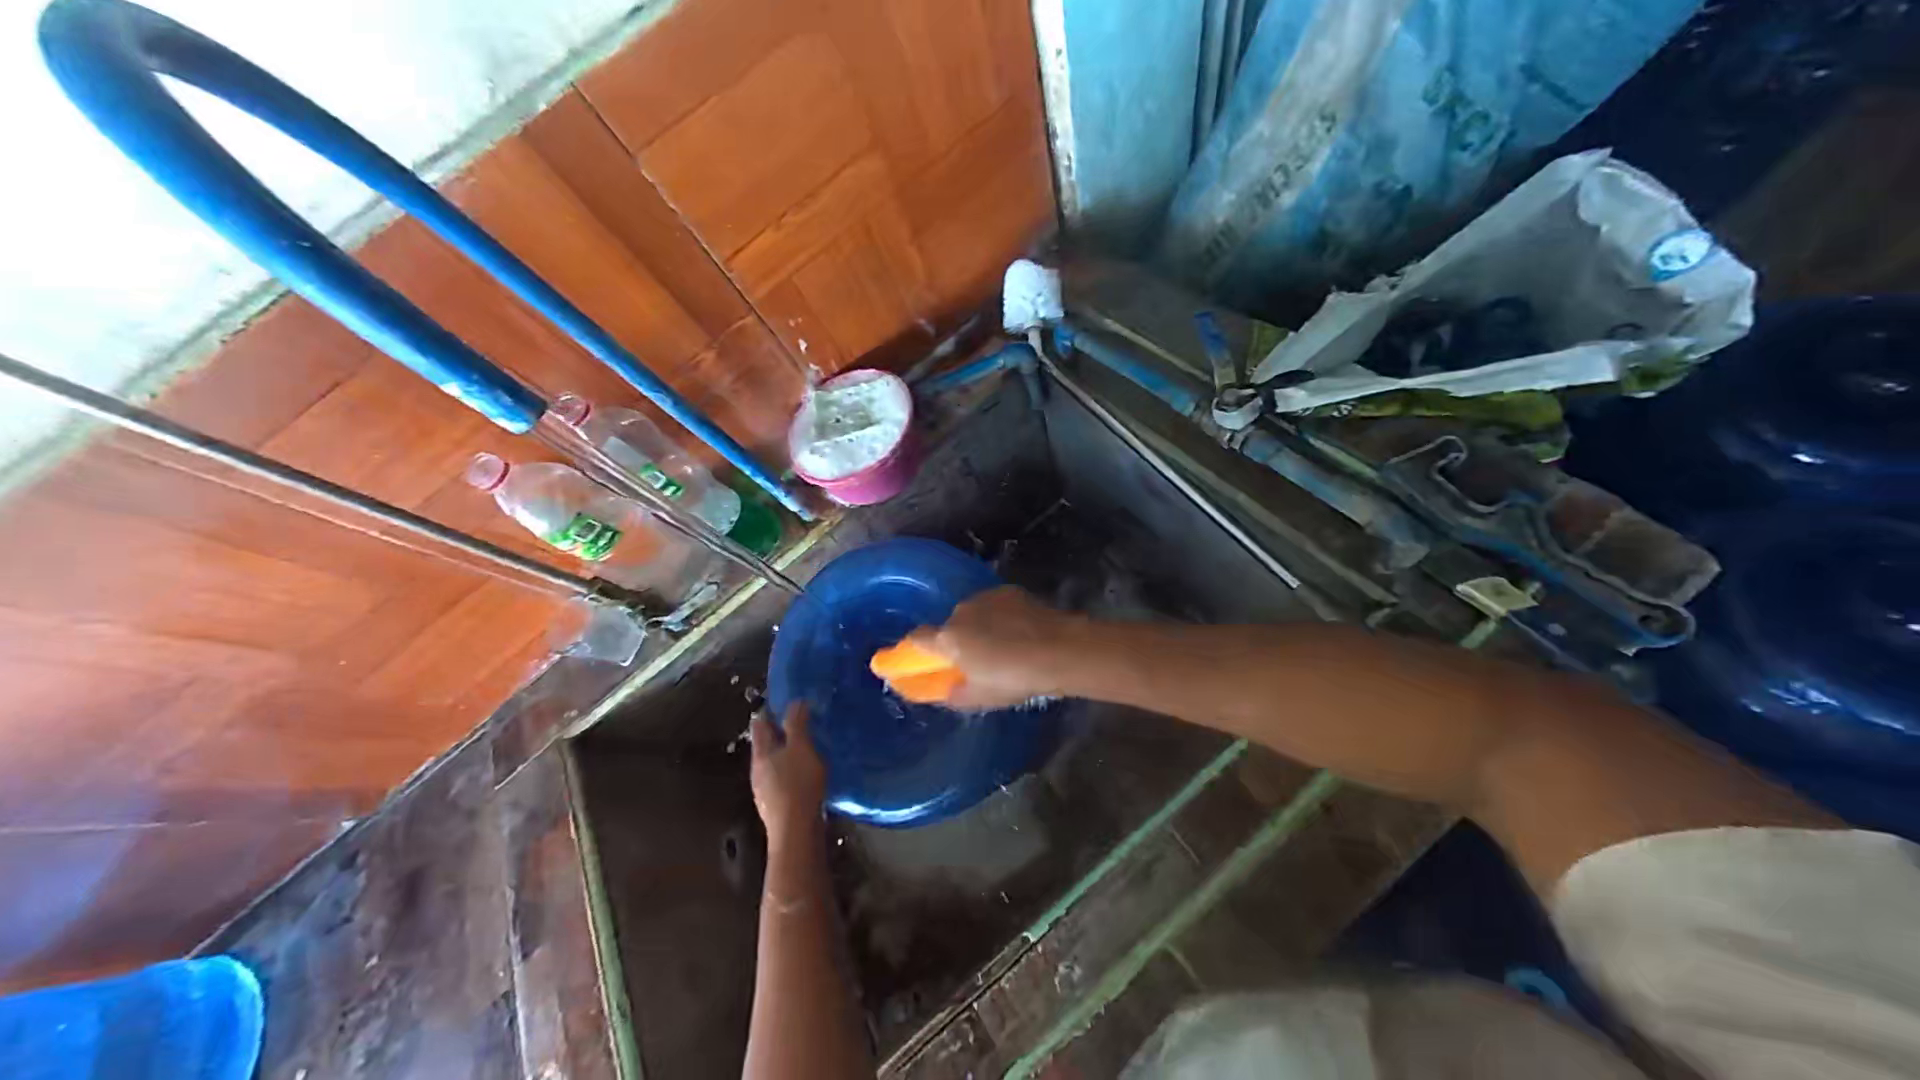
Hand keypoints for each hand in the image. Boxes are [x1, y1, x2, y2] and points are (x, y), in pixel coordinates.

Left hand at [750, 703, 826, 852]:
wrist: (796, 832)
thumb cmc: (798, 785)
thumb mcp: (801, 748)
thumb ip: (797, 724)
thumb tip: (794, 701)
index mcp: (761, 753)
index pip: (760, 724)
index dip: (770, 711)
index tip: (786, 701)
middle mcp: (758, 770)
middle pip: (766, 745)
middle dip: (780, 733)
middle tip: (802, 722)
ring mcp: (766, 790)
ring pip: (775, 764)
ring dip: (788, 754)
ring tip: (809, 747)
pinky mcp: (778, 805)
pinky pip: (785, 780)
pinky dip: (794, 773)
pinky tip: (808, 775)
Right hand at [904, 586, 1082, 708]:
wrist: (1061, 650)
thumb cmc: (1016, 679)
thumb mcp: (981, 697)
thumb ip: (954, 694)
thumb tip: (946, 690)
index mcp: (948, 639)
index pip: (916, 639)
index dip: (913, 649)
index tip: (917, 659)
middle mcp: (961, 612)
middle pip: (949, 626)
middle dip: (958, 641)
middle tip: (977, 662)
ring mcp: (986, 598)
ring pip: (973, 614)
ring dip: (980, 627)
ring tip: (1004, 647)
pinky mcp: (1010, 591)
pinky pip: (995, 606)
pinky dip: (1001, 617)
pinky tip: (1019, 632)